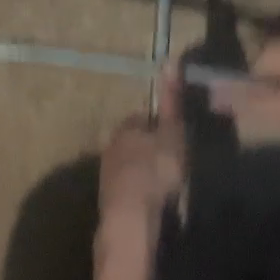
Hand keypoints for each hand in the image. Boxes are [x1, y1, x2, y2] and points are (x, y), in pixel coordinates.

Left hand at [97, 71, 185, 224]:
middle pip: (132, 143)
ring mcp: (106, 177)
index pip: (141, 119)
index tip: (173, 135)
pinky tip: (152, 203)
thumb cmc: (156, 171)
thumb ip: (172, 102)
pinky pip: (127, 190)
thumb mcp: (173, 133)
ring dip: (141, 172)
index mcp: (125, 130)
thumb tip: (168, 60)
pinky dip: (138, 193)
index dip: (158, 125)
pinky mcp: (108, 203)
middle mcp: (110, 149)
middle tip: (171, 160)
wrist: (131, 218)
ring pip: (127, 167)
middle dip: (147, 149)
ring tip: (164, 184)